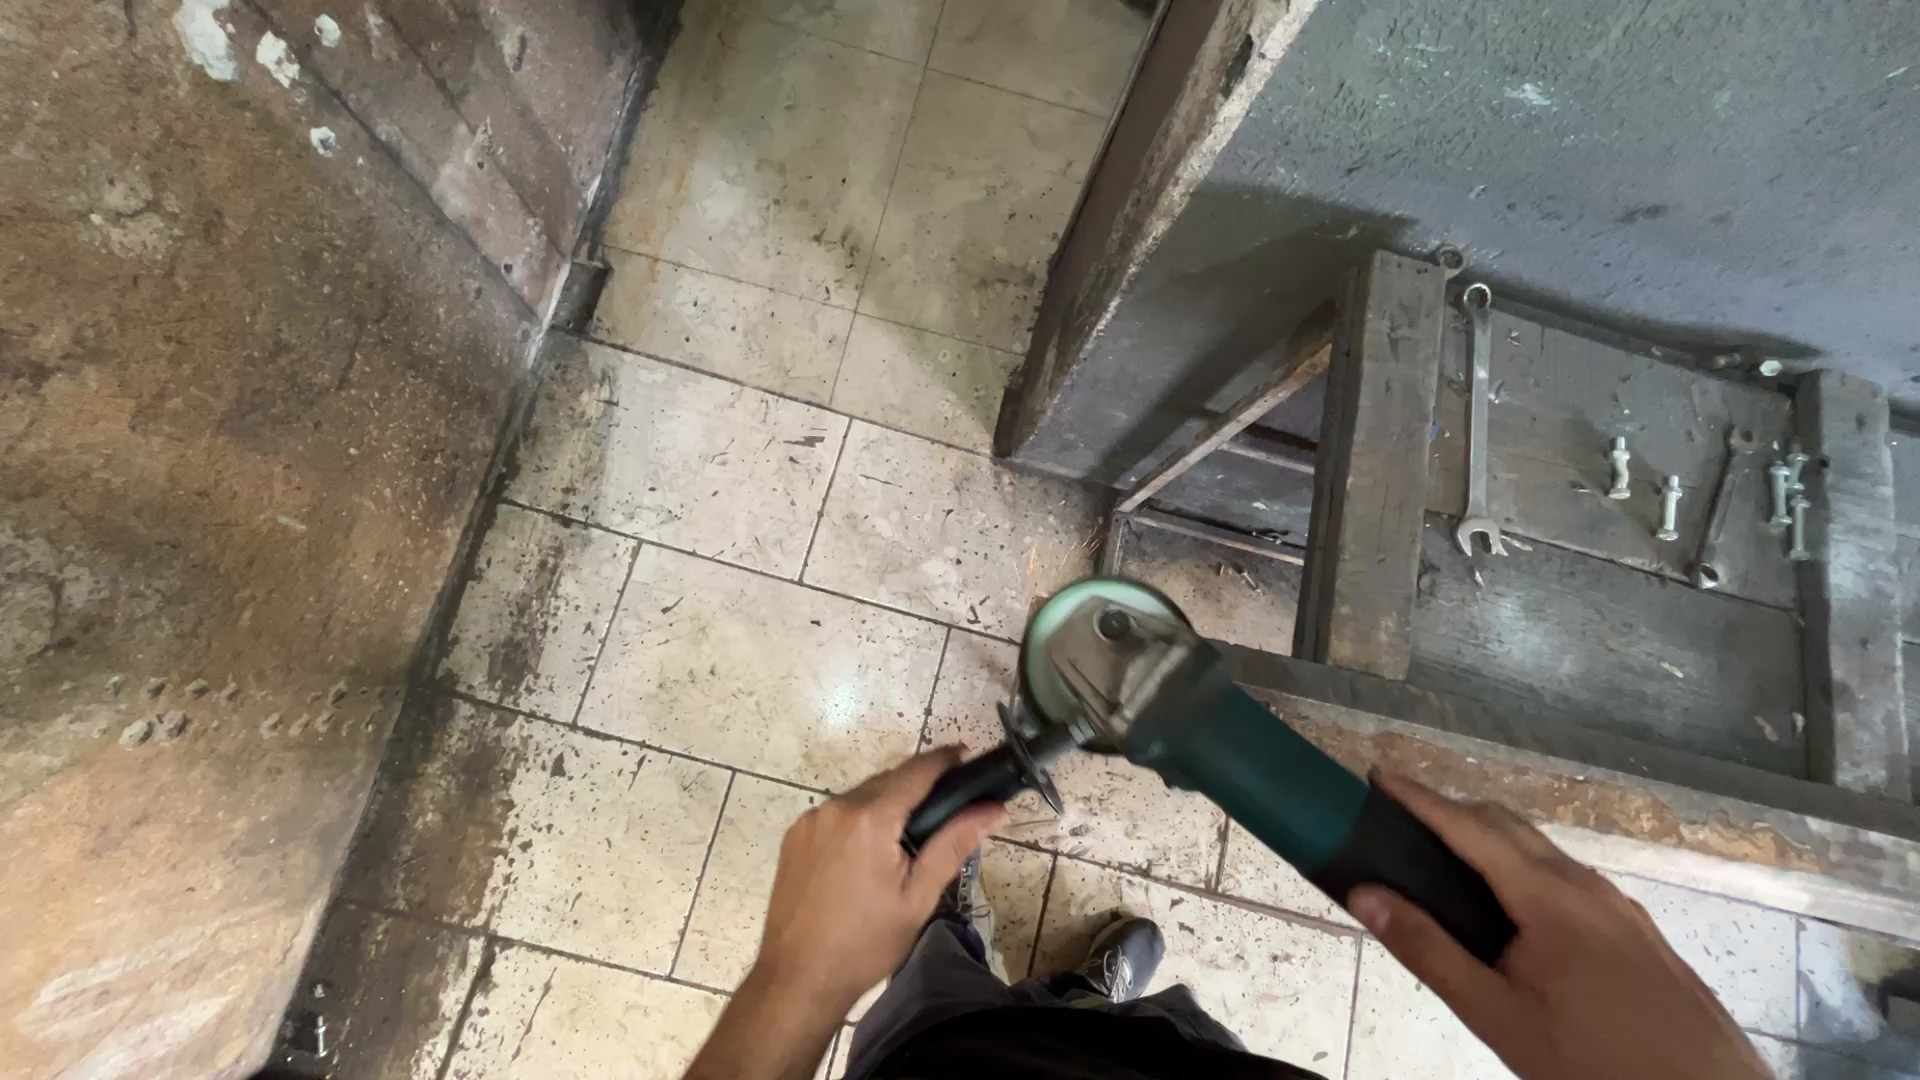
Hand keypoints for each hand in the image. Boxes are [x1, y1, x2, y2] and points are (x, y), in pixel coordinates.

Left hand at [753, 746, 1008, 1012]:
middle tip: (947, 806)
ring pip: (863, 795)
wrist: (797, 980)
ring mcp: (811, 819)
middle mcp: (837, 806)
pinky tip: (869, 852)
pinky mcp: (796, 834)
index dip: (944, 759)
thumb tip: (994, 809)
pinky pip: (839, 812)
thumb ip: (955, 843)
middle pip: (889, 780)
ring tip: (909, 836)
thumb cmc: (865, 943)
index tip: (967, 754)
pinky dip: (860, 819)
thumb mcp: (919, 896)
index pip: (916, 771)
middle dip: (919, 786)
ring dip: (888, 803)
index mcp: (870, 818)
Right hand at [1347, 771, 1768, 1079]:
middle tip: (1399, 819)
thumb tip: (1364, 894)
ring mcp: (1621, 908)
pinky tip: (1510, 911)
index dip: (1418, 796)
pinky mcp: (1640, 933)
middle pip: (1505, 824)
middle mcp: (1587, 886)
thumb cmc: (1596, 1065)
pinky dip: (1519, 865)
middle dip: (1448, 809)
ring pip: (1539, 849)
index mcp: (1549, 897)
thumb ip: (1428, 950)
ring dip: (1485, 837)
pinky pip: (1566, 876)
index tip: (1376, 773)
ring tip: (1444, 862)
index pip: (1468, 826)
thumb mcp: (1497, 1016)